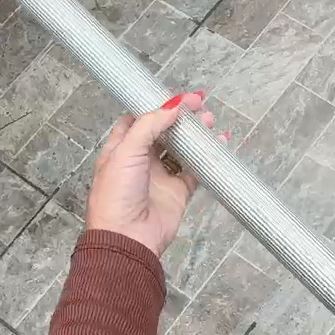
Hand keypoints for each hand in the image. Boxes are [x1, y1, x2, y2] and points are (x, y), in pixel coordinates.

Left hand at [84, 91, 216, 257]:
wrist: (128, 237)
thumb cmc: (116, 195)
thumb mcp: (126, 151)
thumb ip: (150, 125)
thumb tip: (172, 106)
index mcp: (120, 149)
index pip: (139, 119)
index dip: (157, 106)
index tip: (178, 97)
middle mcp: (140, 161)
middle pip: (163, 132)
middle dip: (181, 117)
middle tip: (200, 104)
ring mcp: (160, 176)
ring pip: (181, 149)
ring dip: (194, 135)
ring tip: (209, 121)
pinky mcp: (177, 192)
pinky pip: (195, 170)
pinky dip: (207, 158)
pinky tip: (218, 144)